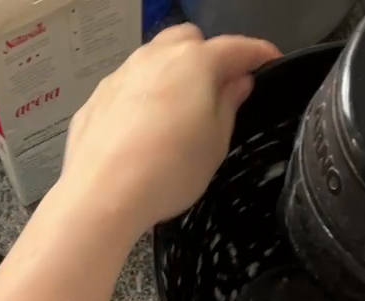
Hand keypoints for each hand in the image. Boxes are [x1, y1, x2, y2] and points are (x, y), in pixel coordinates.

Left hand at [58, 25, 280, 236]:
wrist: (102, 195)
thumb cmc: (167, 172)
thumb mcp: (214, 145)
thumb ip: (228, 107)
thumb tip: (236, 84)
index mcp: (195, 63)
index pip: (236, 48)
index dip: (257, 54)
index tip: (269, 62)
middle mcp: (154, 58)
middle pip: (188, 42)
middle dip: (207, 57)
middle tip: (216, 90)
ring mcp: (120, 76)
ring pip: (152, 62)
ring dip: (169, 78)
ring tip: (176, 115)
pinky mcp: (96, 101)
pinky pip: (126, 90)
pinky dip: (140, 101)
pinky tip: (141, 133)